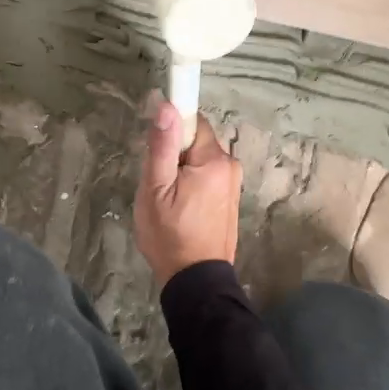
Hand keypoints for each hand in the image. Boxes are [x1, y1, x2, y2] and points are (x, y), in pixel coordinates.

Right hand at [133, 94, 243, 288]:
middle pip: (195, 142)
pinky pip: (206, 177)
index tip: (157, 153)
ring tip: (167, 200)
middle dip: (174, 155)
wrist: (196, 284)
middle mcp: (230, 166)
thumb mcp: (156, 189)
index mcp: (214, 160)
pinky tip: (180, 209)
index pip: (192, 122)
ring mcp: (233, 185)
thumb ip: (162, 146)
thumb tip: (167, 105)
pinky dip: (191, 186)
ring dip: (181, 172)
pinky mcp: (229, 200)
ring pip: (199, 161)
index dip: (171, 133)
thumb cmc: (171, 235)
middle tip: (158, 184)